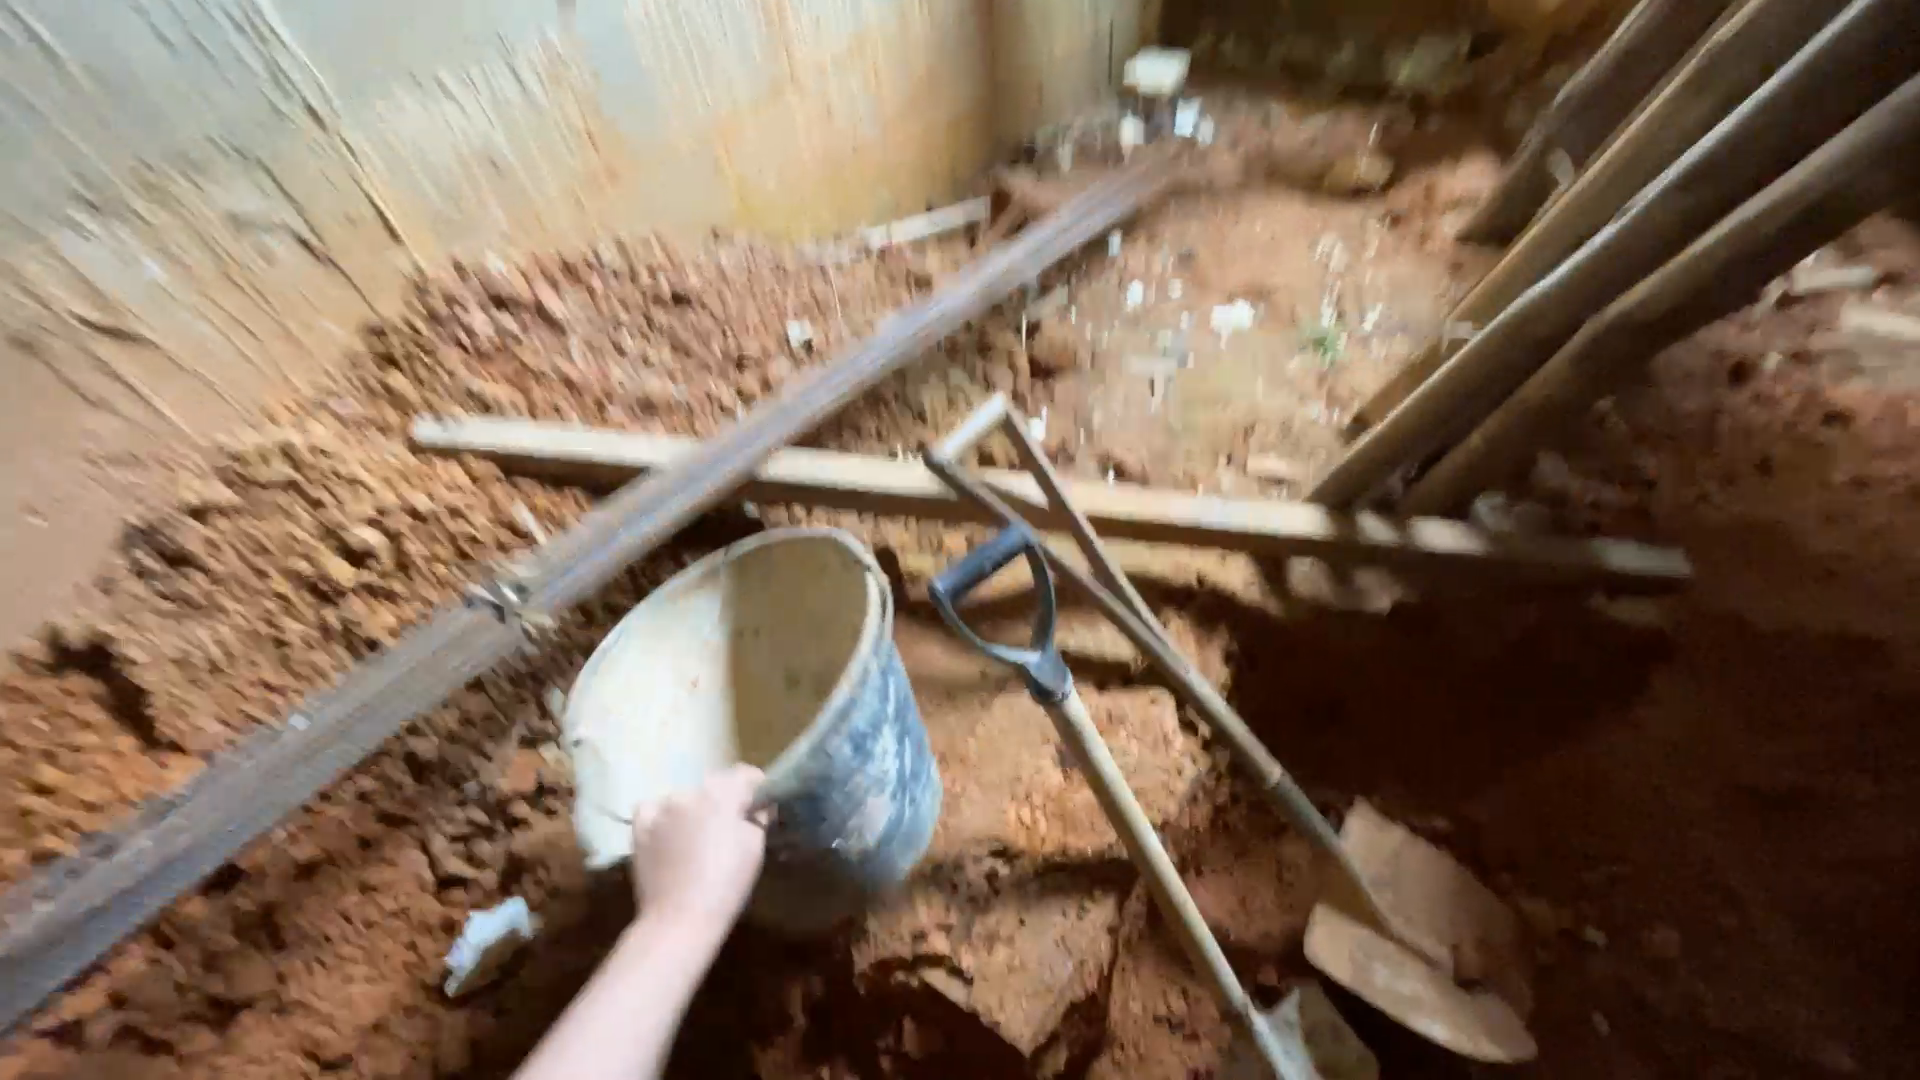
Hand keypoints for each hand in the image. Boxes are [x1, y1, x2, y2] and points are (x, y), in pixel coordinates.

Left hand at [628, 764, 767, 938]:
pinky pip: (655, 808)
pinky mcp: (641, 827)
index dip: (757, 789)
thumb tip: (756, 806)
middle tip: (732, 827)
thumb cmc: (726, 883)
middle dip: (727, 799)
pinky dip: (664, 815)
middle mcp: (690, 792)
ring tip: (699, 837)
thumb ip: (757, 816)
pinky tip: (669, 833)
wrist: (680, 919)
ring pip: (687, 797)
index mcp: (722, 793)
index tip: (760, 807)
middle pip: (716, 784)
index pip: (745, 774)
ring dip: (697, 809)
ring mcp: (662, 808)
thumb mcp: (755, 846)